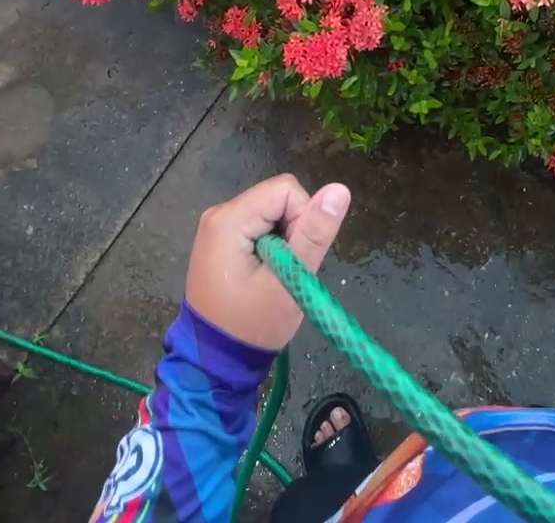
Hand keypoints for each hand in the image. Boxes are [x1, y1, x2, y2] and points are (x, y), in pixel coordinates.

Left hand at [184, 175, 350, 349]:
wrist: (215, 366)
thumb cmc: (252, 325)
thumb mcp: (290, 281)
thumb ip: (314, 234)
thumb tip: (340, 188)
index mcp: (228, 219)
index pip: (287, 190)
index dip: (303, 220)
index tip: (294, 258)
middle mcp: (219, 214)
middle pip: (280, 198)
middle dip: (294, 230)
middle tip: (285, 271)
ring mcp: (218, 226)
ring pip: (274, 211)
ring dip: (286, 239)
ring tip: (275, 275)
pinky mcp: (223, 239)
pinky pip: (262, 224)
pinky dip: (274, 245)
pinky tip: (266, 274)